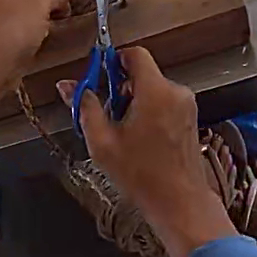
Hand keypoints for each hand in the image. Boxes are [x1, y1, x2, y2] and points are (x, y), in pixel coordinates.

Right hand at [63, 47, 236, 256]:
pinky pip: (164, 101)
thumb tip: (66, 85)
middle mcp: (175, 91)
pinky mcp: (190, 117)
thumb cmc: (142, 175)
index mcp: (155, 91)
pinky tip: (140, 137)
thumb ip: (85, 107)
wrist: (180, 202)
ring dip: (134, 101)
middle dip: (120, 88)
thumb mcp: (102, 142)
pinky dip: (149, 111)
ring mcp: (186, 104)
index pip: (135, 54)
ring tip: (123, 132)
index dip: (114, 60)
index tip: (99, 77)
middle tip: (107, 114)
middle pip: (142, 73)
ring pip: (152, 89)